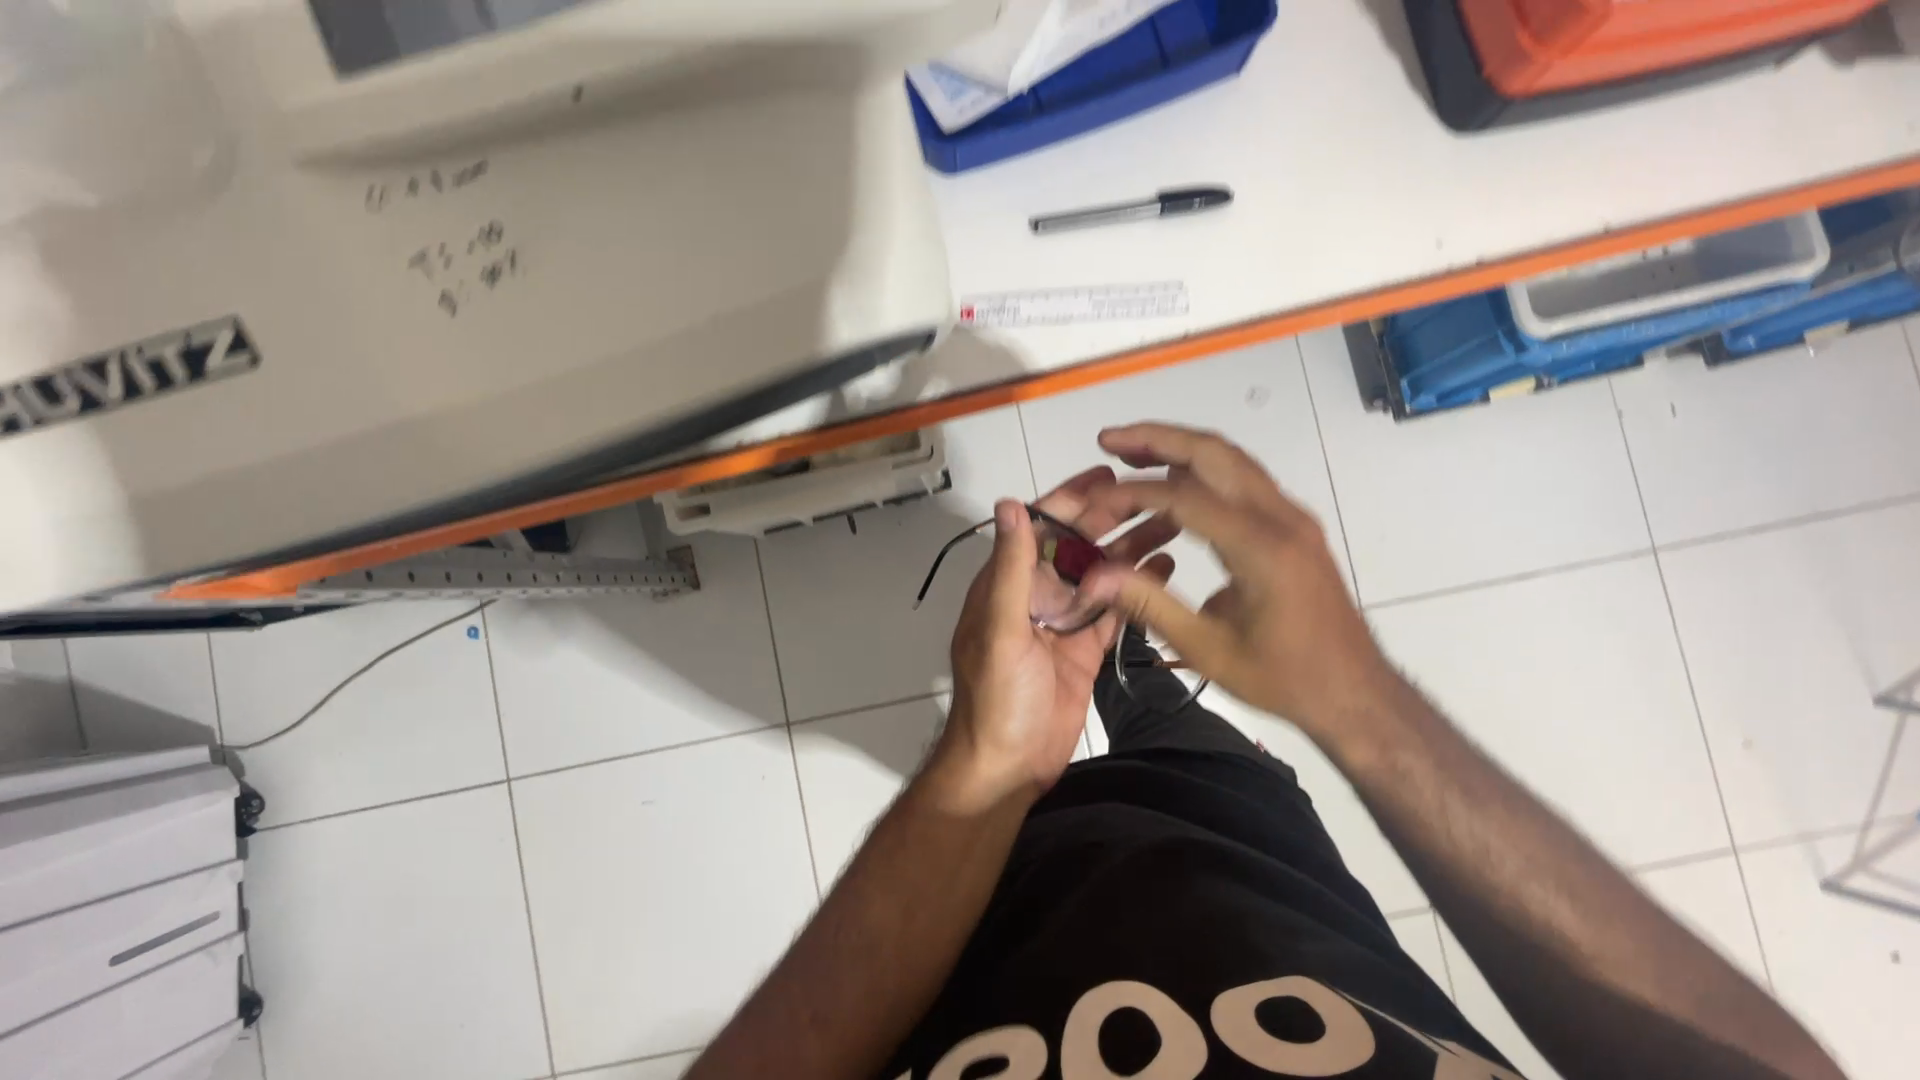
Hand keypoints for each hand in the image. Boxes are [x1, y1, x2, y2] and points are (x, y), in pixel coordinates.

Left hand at [932, 470, 1175, 809]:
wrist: (1008, 764)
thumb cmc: (997, 696)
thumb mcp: (999, 628)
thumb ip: (1008, 568)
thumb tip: (1010, 503)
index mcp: (1008, 583)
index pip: (1040, 527)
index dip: (1072, 497)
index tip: (1110, 472)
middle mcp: (1036, 593)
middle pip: (1077, 544)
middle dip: (1113, 517)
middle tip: (1159, 492)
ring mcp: (1064, 620)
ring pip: (1101, 572)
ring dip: (1132, 546)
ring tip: (1175, 520)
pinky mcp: (1086, 647)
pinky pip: (1115, 608)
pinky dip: (1139, 588)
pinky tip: (1168, 567)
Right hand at [1076, 423, 1396, 738]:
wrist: (1355, 691)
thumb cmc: (1284, 678)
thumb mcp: (1208, 648)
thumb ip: (1148, 604)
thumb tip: (1092, 577)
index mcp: (1262, 548)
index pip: (1184, 497)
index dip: (1132, 495)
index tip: (1092, 506)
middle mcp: (1281, 518)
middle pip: (1213, 453)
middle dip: (1156, 438)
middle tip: (1107, 440)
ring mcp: (1292, 518)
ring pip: (1230, 460)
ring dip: (1179, 449)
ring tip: (1128, 453)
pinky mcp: (1292, 526)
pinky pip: (1242, 481)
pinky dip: (1201, 472)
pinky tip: (1170, 489)